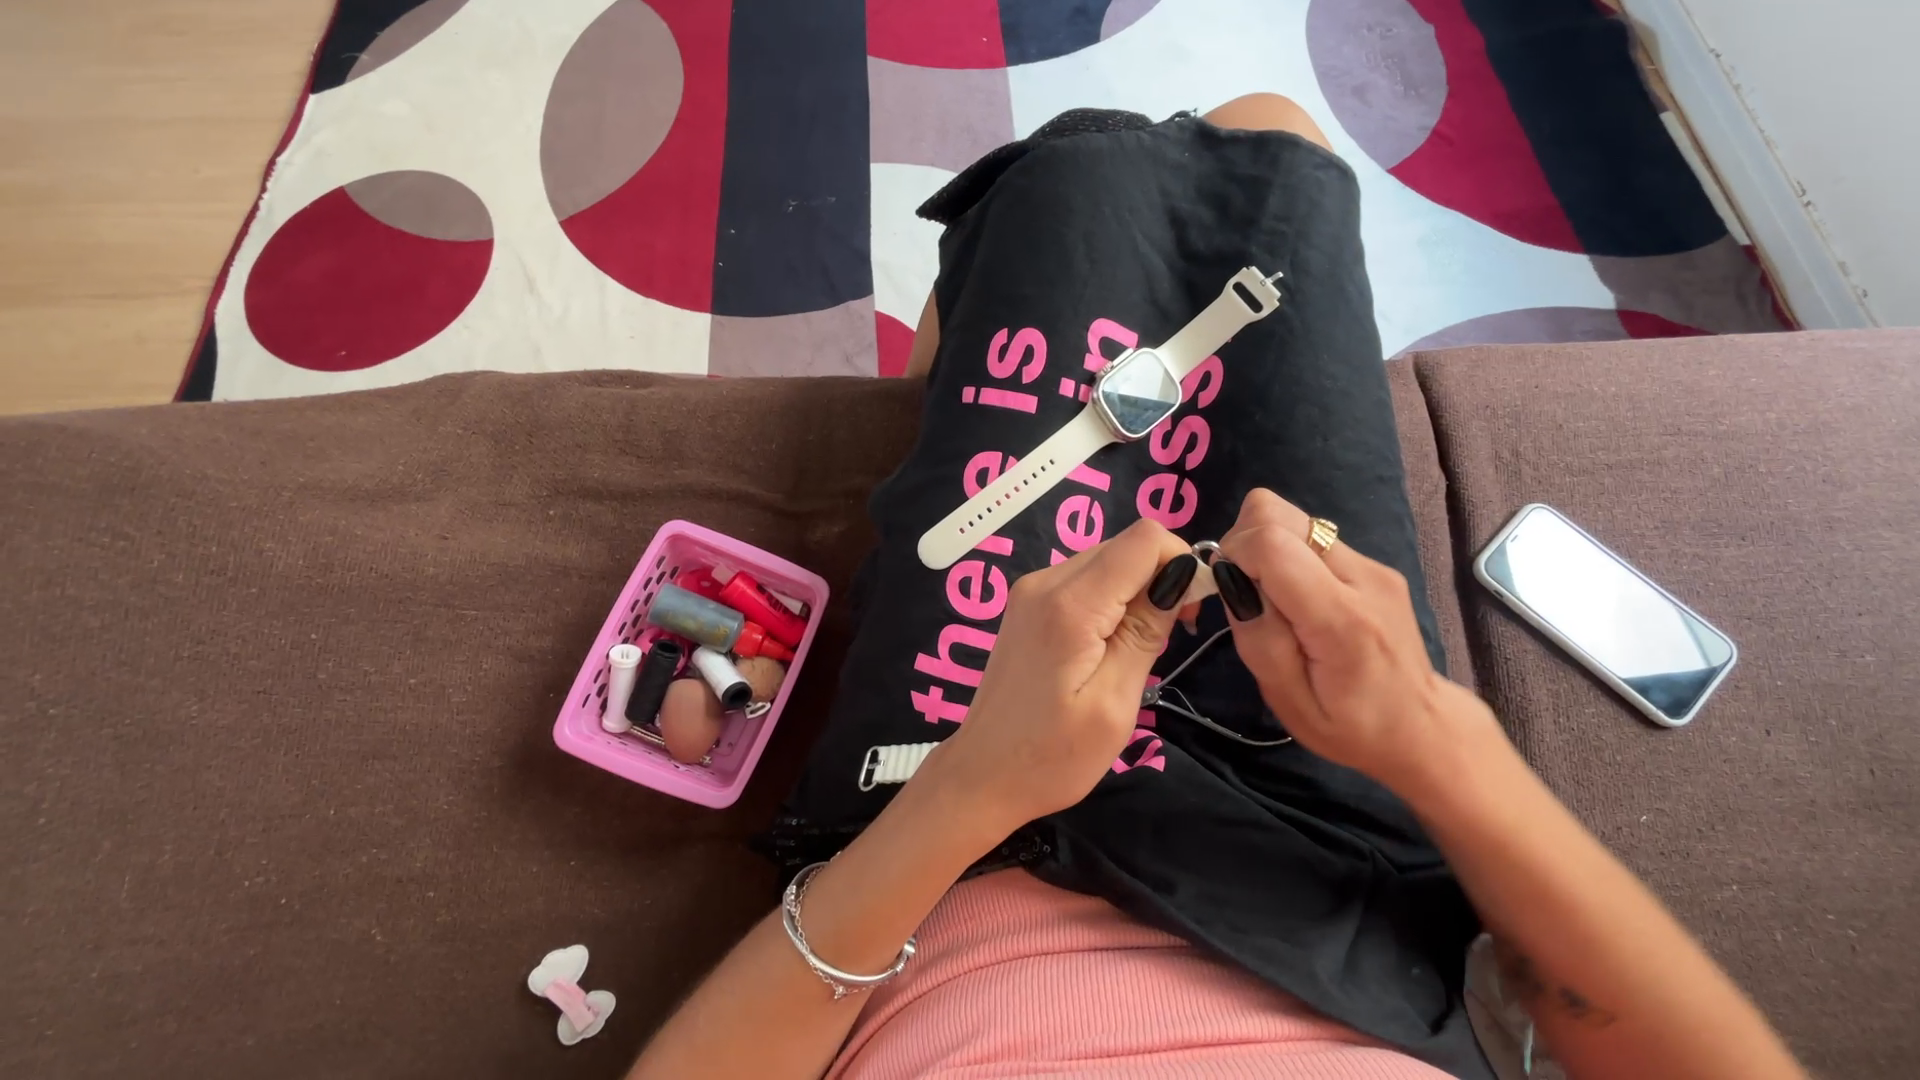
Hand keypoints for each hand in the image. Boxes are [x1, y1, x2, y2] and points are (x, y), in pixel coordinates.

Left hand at [922, 519, 1190, 831]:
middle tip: (1171, 636)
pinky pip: (1083, 580)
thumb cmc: (1054, 755)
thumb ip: (1147, 631)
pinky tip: (1107, 645)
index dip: (1182, 562)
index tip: (1190, 612)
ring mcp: (1031, 590)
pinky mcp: (1027, 604)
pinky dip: (1109, 600)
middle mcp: (1045, 581)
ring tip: (1136, 649)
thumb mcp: (1115, 701)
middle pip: (1125, 546)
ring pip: (1106, 560)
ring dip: (1136, 591)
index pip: (1144, 539)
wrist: (984, 774)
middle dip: (1162, 578)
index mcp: (1070, 604)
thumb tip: (1181, 576)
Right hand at [1217, 489, 1496, 792]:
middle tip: (1244, 590)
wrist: (1421, 726)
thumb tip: (1231, 582)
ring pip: (1291, 518)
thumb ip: (1258, 638)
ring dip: (1263, 548)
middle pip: (1276, 512)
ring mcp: (1370, 565)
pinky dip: (1285, 556)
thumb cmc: (1350, 727)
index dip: (1233, 555)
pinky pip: (1308, 536)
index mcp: (1340, 618)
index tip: (1229, 592)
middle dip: (1242, 542)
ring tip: (1270, 597)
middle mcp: (1361, 576)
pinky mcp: (1370, 563)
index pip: (1270, 542)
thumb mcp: (1289, 701)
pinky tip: (1294, 599)